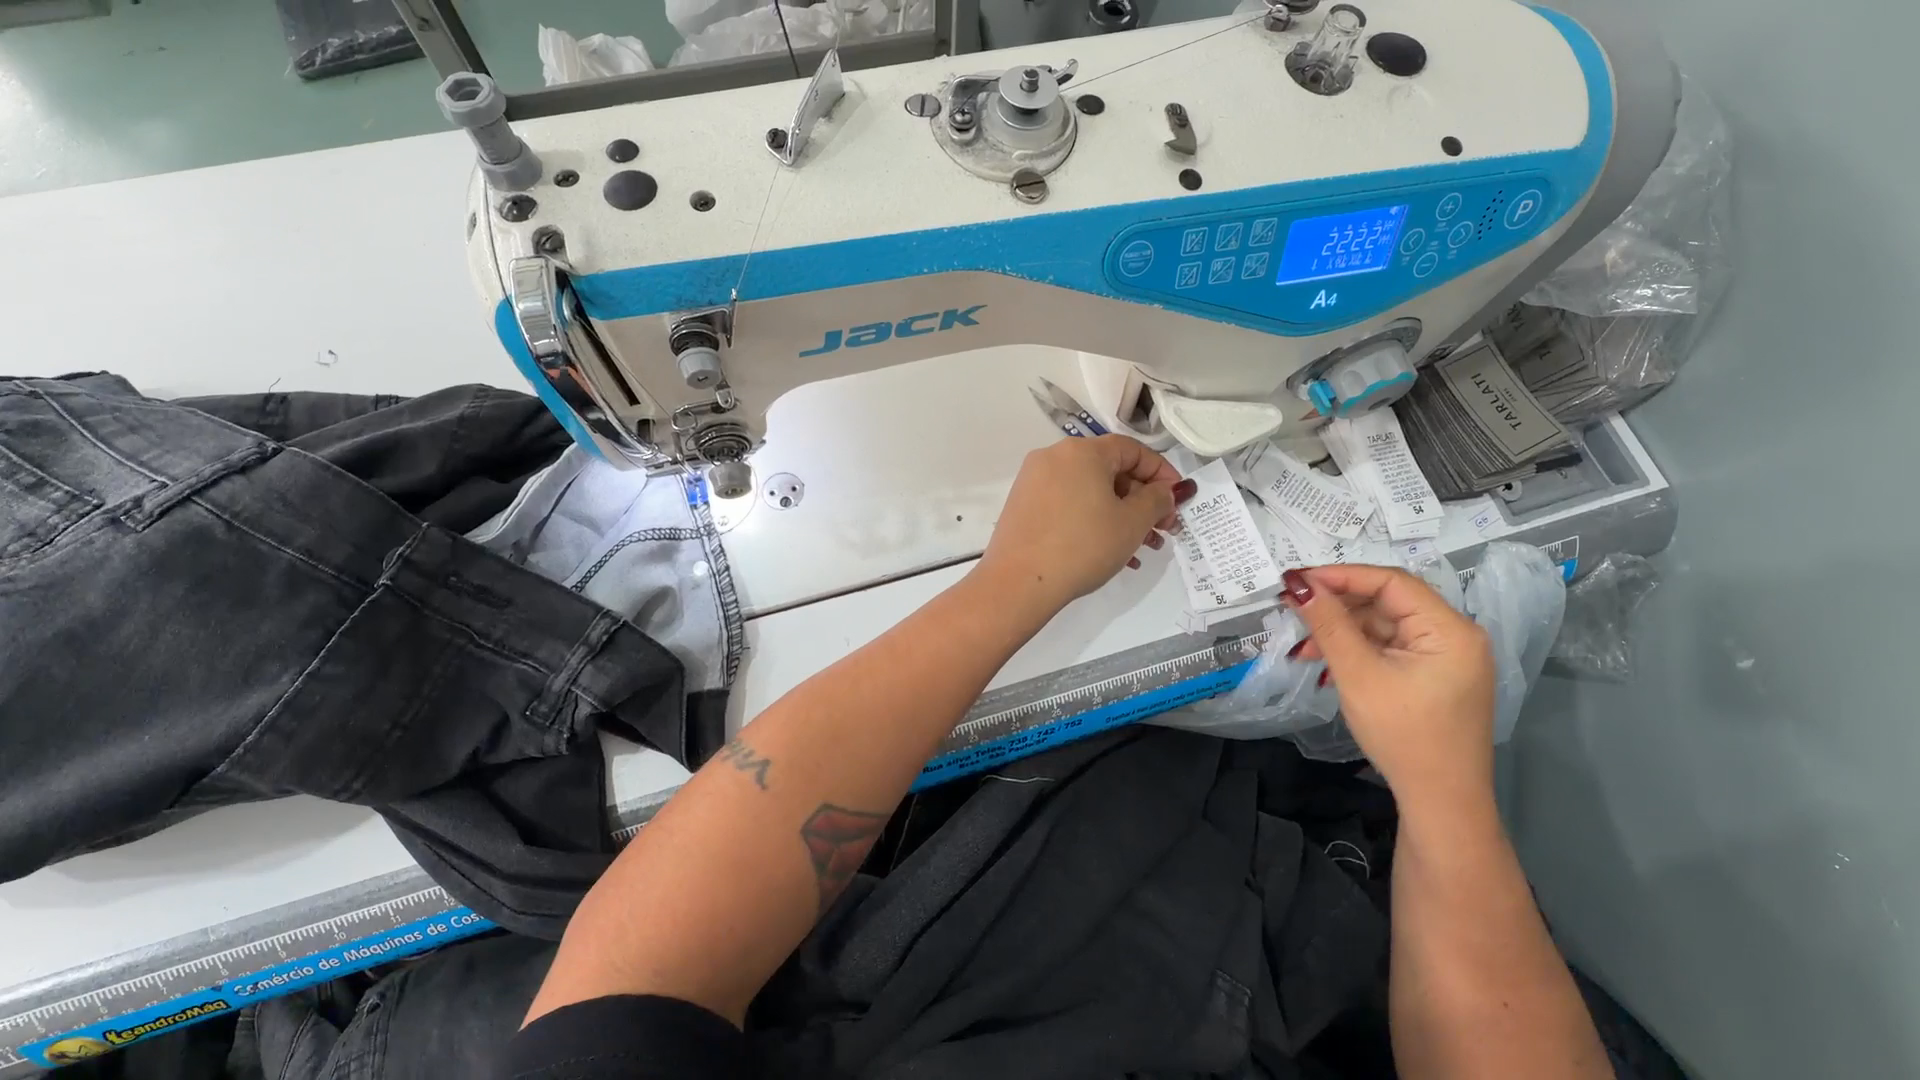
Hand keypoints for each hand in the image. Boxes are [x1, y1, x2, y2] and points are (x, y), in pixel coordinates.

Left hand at [977, 435, 1194, 611]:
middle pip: (1110, 471)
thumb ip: (1157, 500)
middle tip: (1163, 531)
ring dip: (1121, 516)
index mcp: (1081, 451)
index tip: (1178, 501)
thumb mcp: (1132, 523)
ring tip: (1142, 549)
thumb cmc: (1083, 546)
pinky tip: (1111, 553)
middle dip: (1142, 501)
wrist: (1018, 583)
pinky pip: (1069, 505)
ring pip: (1090, 492)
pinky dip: (1093, 521)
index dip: (1162, 473)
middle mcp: (1054, 457)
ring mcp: (1034, 482)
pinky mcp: (1023, 506)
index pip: (1133, 450)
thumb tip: (1165, 490)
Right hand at [1283, 565, 1496, 816]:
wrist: (1440, 802)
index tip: (1296, 581)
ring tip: (1302, 648)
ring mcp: (1446, 658)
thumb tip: (1298, 583)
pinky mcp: (1434, 677)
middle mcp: (1455, 635)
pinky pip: (1390, 649)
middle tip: (1292, 611)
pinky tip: (1326, 663)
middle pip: (1387, 602)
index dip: (1341, 576)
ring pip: (1384, 627)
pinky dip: (1357, 651)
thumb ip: (1329, 624)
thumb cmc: (1402, 735)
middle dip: (1337, 606)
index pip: (1391, 582)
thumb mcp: (1358, 675)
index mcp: (1450, 629)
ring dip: (1342, 632)